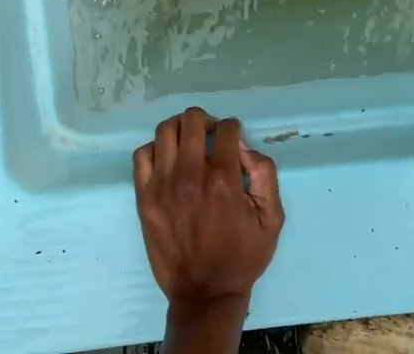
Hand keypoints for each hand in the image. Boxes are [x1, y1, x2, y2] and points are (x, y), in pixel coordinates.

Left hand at [134, 107, 284, 317]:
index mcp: (224, 179)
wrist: (205, 294)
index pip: (226, 128)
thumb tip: (245, 148)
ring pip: (165, 130)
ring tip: (189, 142)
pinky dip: (155, 148)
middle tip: (211, 136)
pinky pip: (142, 155)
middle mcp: (191, 175)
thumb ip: (265, 175)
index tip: (233, 141)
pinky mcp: (144, 197)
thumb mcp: (272, 219)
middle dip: (206, 121)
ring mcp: (163, 185)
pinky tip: (167, 159)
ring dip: (181, 128)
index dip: (233, 129)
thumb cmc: (242, 257)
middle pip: (192, 120)